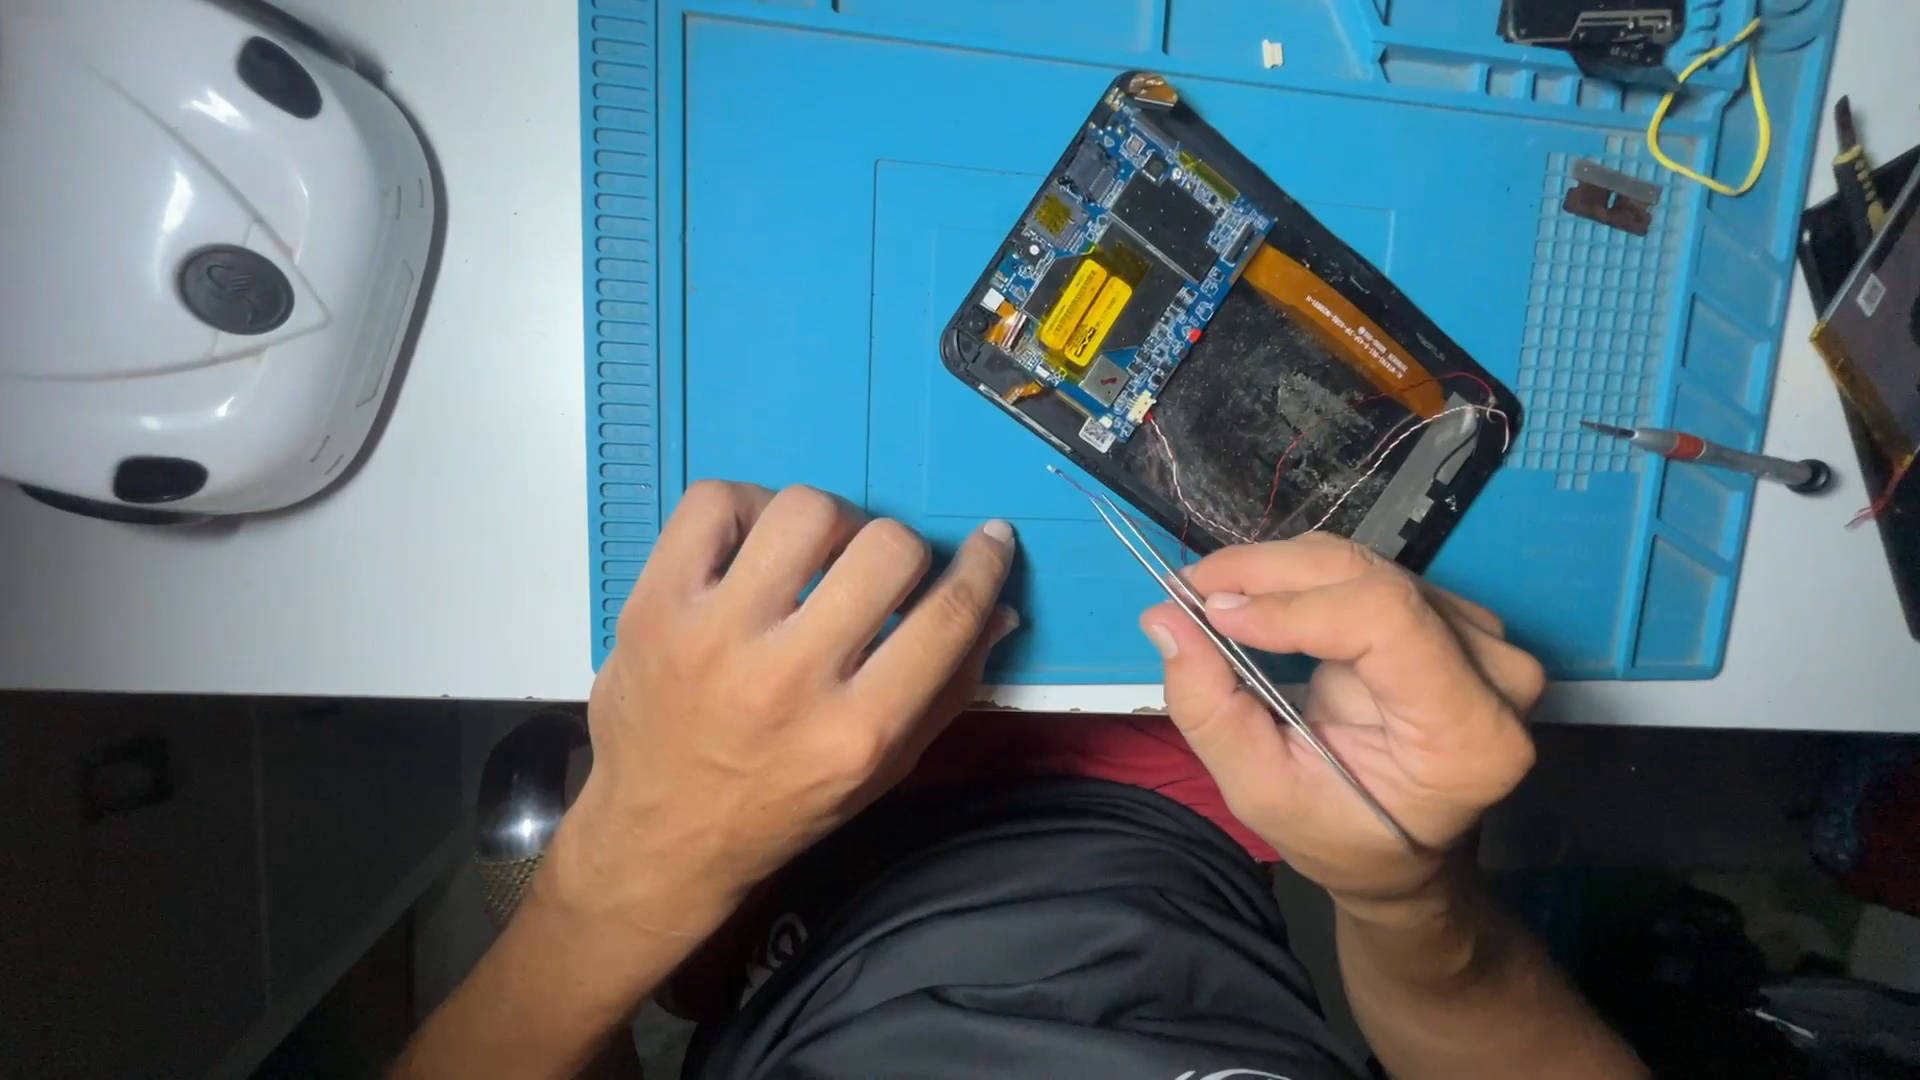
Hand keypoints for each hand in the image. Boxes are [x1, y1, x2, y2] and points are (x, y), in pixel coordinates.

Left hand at [551, 481, 1017, 936]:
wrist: (661, 837)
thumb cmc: (786, 806)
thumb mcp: (885, 768)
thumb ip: (950, 688)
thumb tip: (999, 609)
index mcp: (857, 731)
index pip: (948, 616)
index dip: (985, 564)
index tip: (992, 540)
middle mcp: (788, 679)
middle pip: (886, 549)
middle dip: (903, 550)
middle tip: (880, 575)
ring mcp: (713, 636)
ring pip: (805, 510)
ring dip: (832, 523)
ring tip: (818, 556)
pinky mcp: (654, 605)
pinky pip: (716, 502)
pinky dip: (750, 507)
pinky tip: (756, 545)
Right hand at [1139, 533, 1542, 909]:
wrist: (1401, 846)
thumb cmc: (1337, 832)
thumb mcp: (1258, 792)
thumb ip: (1208, 710)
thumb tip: (1163, 618)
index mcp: (1466, 736)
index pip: (1385, 622)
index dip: (1290, 606)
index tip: (1210, 613)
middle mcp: (1492, 673)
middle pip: (1368, 578)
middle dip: (1264, 573)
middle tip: (1189, 588)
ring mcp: (1476, 636)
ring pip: (1357, 563)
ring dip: (1272, 570)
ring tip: (1213, 596)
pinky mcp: (1447, 614)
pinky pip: (1357, 570)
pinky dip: (1293, 575)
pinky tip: (1256, 600)